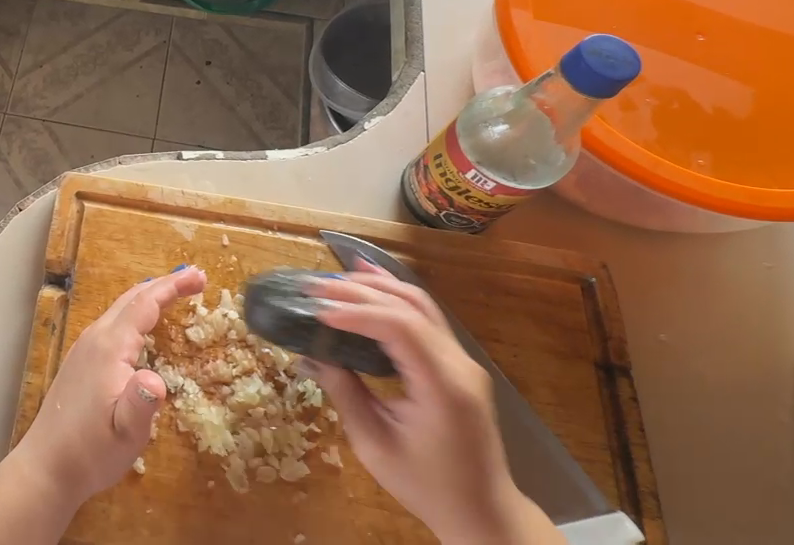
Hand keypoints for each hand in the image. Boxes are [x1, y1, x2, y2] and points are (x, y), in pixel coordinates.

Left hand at [13, 264, 208, 502]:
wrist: (47, 466)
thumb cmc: (90, 452)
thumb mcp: (126, 434)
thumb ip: (141, 404)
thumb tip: (156, 380)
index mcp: (109, 348)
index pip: (145, 304)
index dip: (173, 286)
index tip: (200, 276)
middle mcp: (95, 338)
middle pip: (132, 298)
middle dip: (165, 285)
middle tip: (196, 279)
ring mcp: (84, 348)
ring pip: (120, 309)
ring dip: (150, 297)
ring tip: (176, 295)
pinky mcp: (81, 360)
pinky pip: (113, 323)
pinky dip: (136, 313)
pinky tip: (143, 326)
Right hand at [303, 265, 560, 544]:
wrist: (483, 513)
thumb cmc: (427, 486)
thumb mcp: (375, 445)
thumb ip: (345, 393)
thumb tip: (310, 354)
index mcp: (443, 386)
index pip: (399, 327)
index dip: (356, 312)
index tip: (317, 310)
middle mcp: (459, 363)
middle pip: (409, 306)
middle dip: (359, 292)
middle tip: (314, 288)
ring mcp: (463, 360)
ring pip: (420, 303)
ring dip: (376, 287)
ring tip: (334, 280)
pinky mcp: (458, 362)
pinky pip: (426, 316)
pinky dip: (393, 295)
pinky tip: (369, 280)